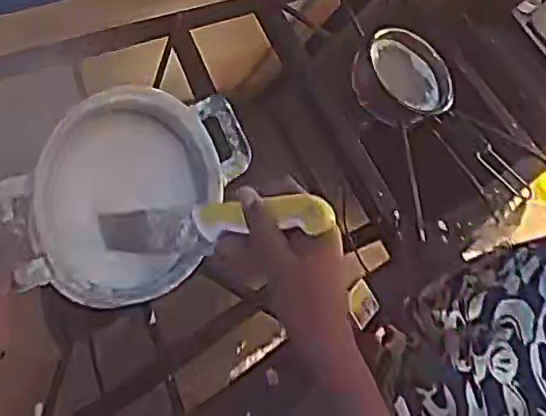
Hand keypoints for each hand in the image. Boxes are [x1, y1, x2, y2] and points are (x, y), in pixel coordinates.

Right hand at [222, 188, 383, 413]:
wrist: (325, 353)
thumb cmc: (307, 305)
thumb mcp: (279, 263)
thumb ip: (261, 226)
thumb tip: (245, 193)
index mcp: (320, 222)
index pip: (289, 191)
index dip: (261, 193)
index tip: (236, 201)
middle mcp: (316, 231)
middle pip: (279, 213)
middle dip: (250, 219)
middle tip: (224, 223)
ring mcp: (309, 251)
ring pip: (274, 235)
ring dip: (248, 238)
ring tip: (220, 241)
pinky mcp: (300, 270)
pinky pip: (275, 253)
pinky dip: (256, 254)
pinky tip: (232, 258)